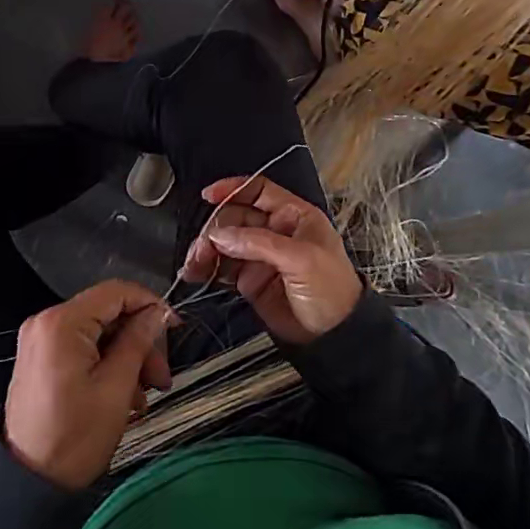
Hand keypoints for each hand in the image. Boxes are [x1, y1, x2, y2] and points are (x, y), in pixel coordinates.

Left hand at [4, 279, 176, 489]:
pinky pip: (81, 348)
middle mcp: (46, 321)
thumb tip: (156, 314)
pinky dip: (105, 365)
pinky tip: (123, 397)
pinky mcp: (40, 358)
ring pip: (97, 334)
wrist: (28, 479)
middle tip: (161, 379)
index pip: (114, 292)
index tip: (175, 328)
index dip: (149, 304)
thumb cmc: (75, 437)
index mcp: (61, 322)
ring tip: (144, 396)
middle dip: (139, 342)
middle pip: (106, 314)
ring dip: (126, 358)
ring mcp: (40, 339)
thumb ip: (137, 342)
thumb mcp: (116, 389)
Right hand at [181, 176, 360, 344]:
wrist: (335, 338)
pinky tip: (196, 274)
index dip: (233, 189)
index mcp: (293, 216)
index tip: (208, 196)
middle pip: (233, 218)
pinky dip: (206, 268)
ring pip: (223, 242)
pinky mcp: (249, 278)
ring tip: (194, 267)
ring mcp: (260, 255)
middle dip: (213, 231)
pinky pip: (221, 266)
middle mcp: (274, 231)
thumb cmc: (330, 291)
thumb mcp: (302, 259)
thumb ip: (258, 243)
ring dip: (205, 251)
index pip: (259, 191)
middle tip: (202, 250)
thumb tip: (218, 236)